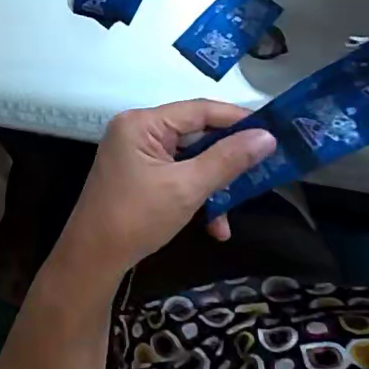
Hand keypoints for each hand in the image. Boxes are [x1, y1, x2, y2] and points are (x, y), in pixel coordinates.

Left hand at [57, 100, 276, 276]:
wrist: (93, 258)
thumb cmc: (137, 217)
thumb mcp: (187, 188)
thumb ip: (228, 160)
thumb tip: (267, 137)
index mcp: (142, 123)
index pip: (199, 110)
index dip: (238, 119)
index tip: (274, 130)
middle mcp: (138, 130)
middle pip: (196, 134)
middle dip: (229, 158)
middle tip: (266, 168)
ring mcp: (137, 154)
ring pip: (190, 159)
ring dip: (214, 185)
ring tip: (237, 209)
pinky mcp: (140, 176)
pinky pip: (177, 175)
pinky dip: (197, 196)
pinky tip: (215, 227)